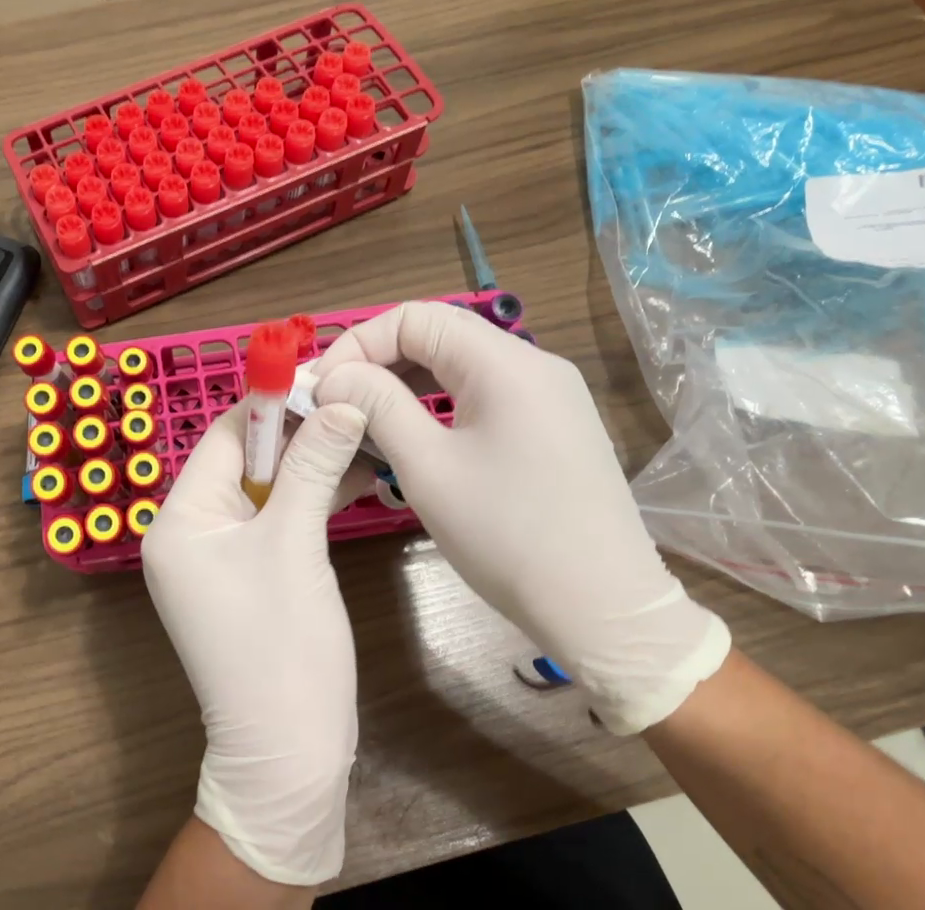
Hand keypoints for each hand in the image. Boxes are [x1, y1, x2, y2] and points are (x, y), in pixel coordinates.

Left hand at [142, 402, 370, 885]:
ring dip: (308, 466)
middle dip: (296, 435)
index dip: (271, 405)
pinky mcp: (245, 581)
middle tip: (353, 403)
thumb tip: (342, 402)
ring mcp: (215, 562)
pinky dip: (306, 502)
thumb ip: (313, 467)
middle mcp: (186, 535)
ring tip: (363, 432)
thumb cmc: (281, 646)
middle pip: (242, 462)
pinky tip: (354, 476)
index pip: (222, 438)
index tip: (324, 376)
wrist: (288, 756)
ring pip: (263, 492)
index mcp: (178, 521)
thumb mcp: (295, 545)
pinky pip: (271, 524)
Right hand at [311, 301, 730, 733]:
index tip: (322, 387)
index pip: (415, 317)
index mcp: (506, 364)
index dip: (358, 342)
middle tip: (334, 403)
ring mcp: (551, 397)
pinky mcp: (555, 427)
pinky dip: (440, 405)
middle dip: (378, 361)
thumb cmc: (507, 536)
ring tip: (364, 421)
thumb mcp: (428, 469)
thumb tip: (335, 376)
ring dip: (406, 384)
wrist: (603, 608)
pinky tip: (413, 437)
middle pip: (440, 335)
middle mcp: (534, 365)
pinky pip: (485, 395)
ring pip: (461, 366)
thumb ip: (377, 407)